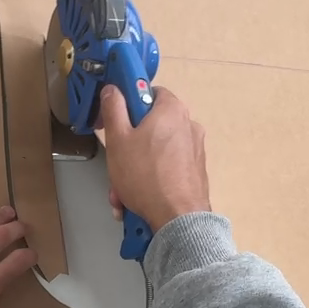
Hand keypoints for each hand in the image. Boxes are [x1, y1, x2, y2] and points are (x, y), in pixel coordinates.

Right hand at [99, 84, 210, 227]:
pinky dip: (149, 181)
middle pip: (149, 127)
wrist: (177, 218)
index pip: (147, 93)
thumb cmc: (144, 175)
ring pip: (155, 152)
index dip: (126, 104)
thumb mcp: (118, 139)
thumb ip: (113, 109)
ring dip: (134, 170)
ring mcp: (194, 150)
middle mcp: (188, 124)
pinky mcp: (195, 172)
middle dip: (127, 148)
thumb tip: (112, 89)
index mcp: (171, 109)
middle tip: (114, 166)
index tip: (113, 121)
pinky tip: (136, 200)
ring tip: (121, 193)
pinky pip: (165, 169)